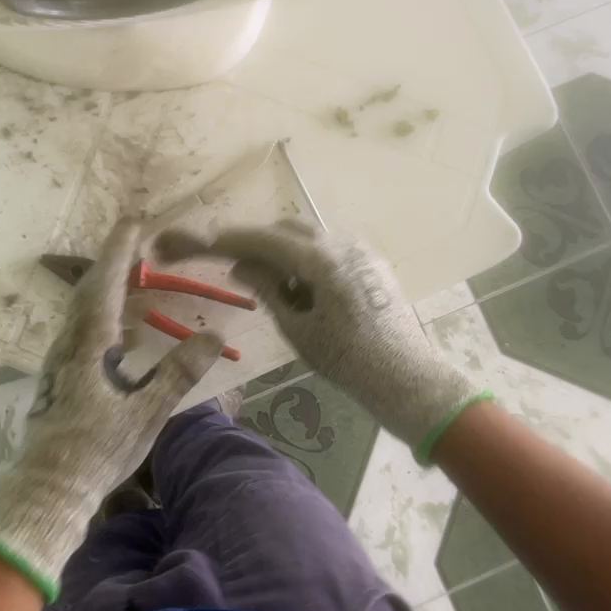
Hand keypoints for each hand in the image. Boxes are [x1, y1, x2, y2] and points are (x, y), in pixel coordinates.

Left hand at [0, 220, 224, 600]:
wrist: (49, 489)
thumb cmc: (97, 451)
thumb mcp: (146, 414)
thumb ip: (178, 373)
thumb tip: (213, 335)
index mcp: (89, 343)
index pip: (106, 283)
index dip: (120, 250)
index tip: (134, 221)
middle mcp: (70, 341)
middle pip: (90, 289)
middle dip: (115, 262)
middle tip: (141, 243)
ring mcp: (61, 358)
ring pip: (84, 308)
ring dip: (109, 287)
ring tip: (138, 279)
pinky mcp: (60, 375)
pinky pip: (83, 328)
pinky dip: (105, 314)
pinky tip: (125, 332)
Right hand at [158, 220, 486, 463]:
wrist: (408, 380)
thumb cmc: (348, 362)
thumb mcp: (298, 328)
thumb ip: (267, 289)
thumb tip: (241, 265)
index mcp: (320, 259)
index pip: (262, 239)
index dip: (228, 240)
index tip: (202, 240)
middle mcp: (340, 243)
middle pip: (283, 230)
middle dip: (255, 244)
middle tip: (234, 268)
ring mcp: (358, 249)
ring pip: (306, 236)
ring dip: (281, 251)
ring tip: (269, 285)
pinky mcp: (369, 260)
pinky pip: (327, 247)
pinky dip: (305, 258)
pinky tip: (300, 288)